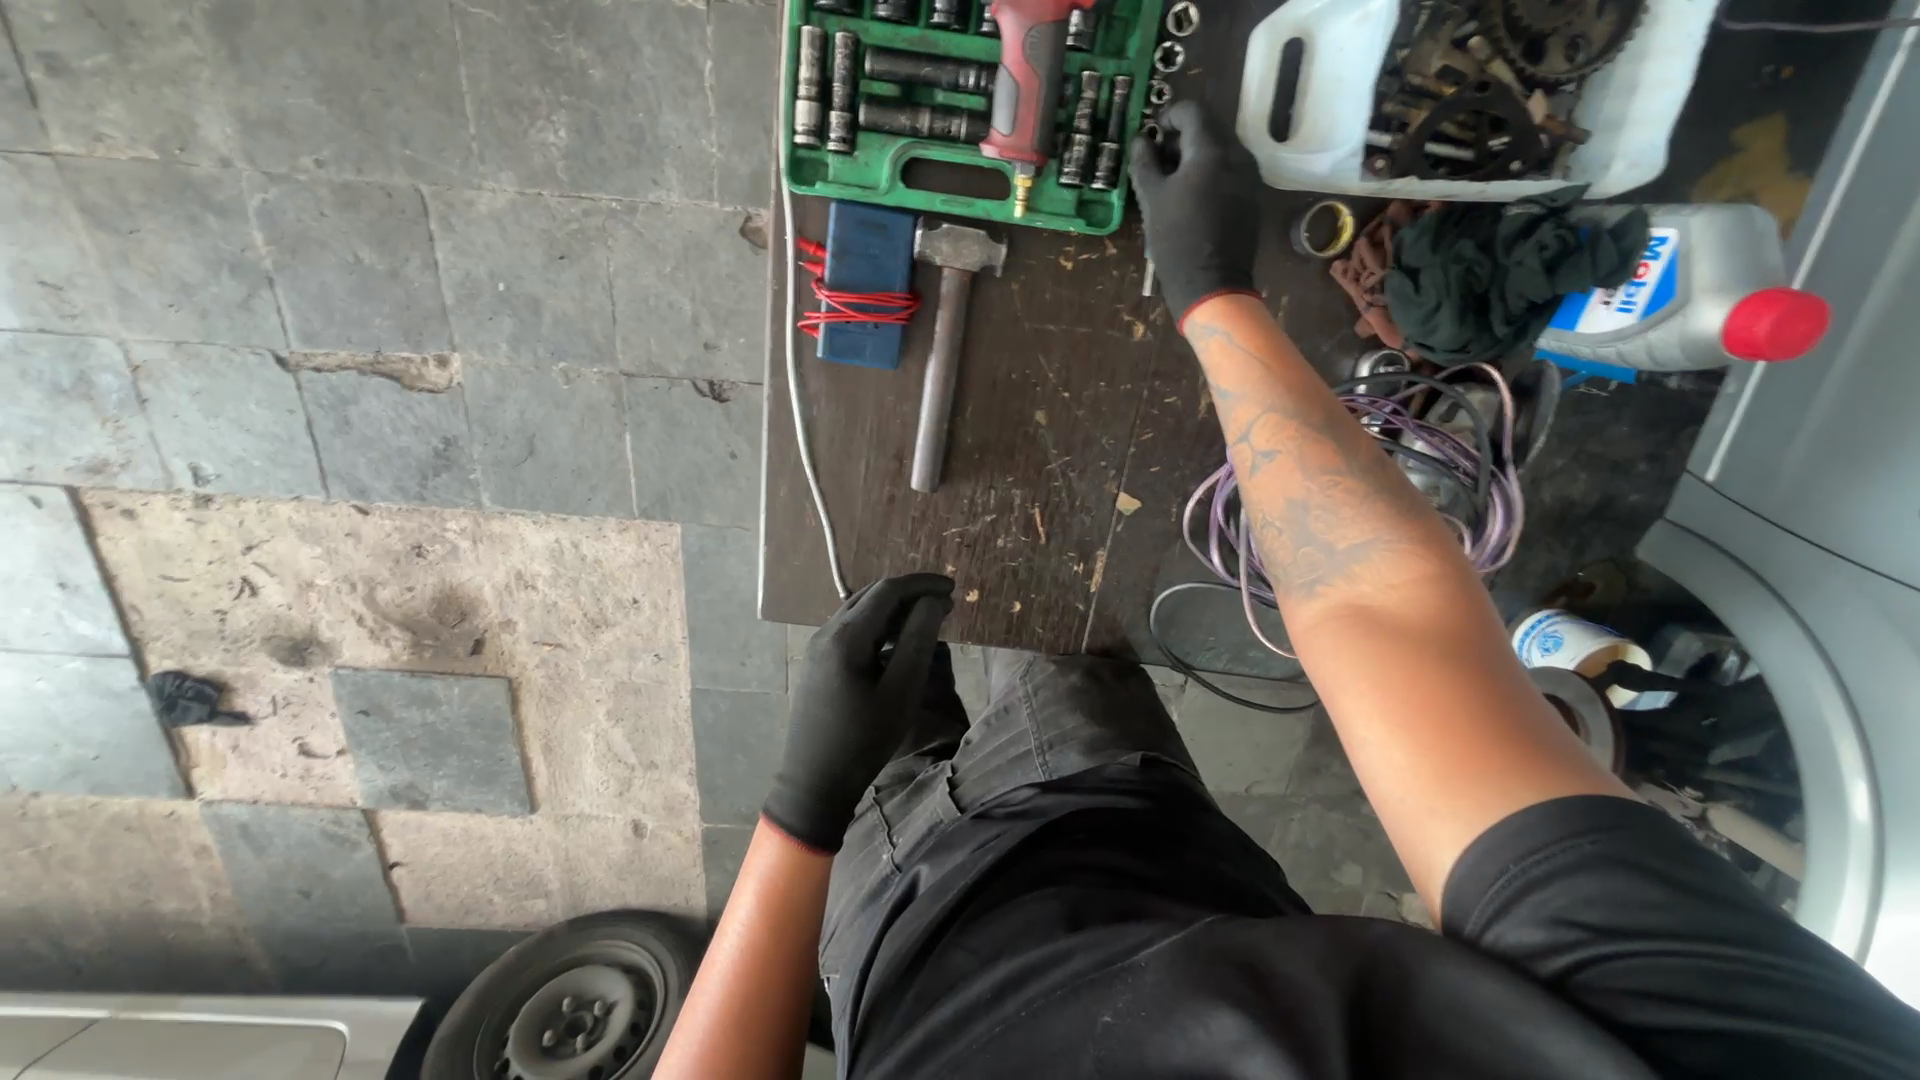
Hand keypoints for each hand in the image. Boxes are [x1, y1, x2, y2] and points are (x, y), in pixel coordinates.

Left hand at [762, 573, 955, 852]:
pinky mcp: (817, 662)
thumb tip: (934, 601)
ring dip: (893, 608)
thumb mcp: (901, 690)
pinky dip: (878, 624)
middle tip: (945, 602)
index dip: (922, 584)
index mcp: (846, 636)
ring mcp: (817, 646)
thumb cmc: (864, 739)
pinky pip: (850, 628)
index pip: (888, 590)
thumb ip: (918, 639)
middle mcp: (826, 632)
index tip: (953, 589)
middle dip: (909, 592)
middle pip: (871, 595)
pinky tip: (896, 641)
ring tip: (926, 618)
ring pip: (859, 610)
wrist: (814, 781)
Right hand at [1130, 100, 1262, 328]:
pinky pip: (1229, 169)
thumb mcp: (1151, 199)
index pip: (1192, 110)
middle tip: (1158, 160)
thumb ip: (1144, 162)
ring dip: (1195, 155)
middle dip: (1182, 137)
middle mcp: (1237, 154)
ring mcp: (1249, 174)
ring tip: (1173, 182)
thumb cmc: (1175, 240)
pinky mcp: (1252, 194)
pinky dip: (1210, 171)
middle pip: (1209, 127)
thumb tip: (1141, 140)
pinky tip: (1192, 196)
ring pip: (1221, 148)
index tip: (1152, 136)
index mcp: (1211, 150)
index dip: (1168, 116)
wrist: (1212, 282)